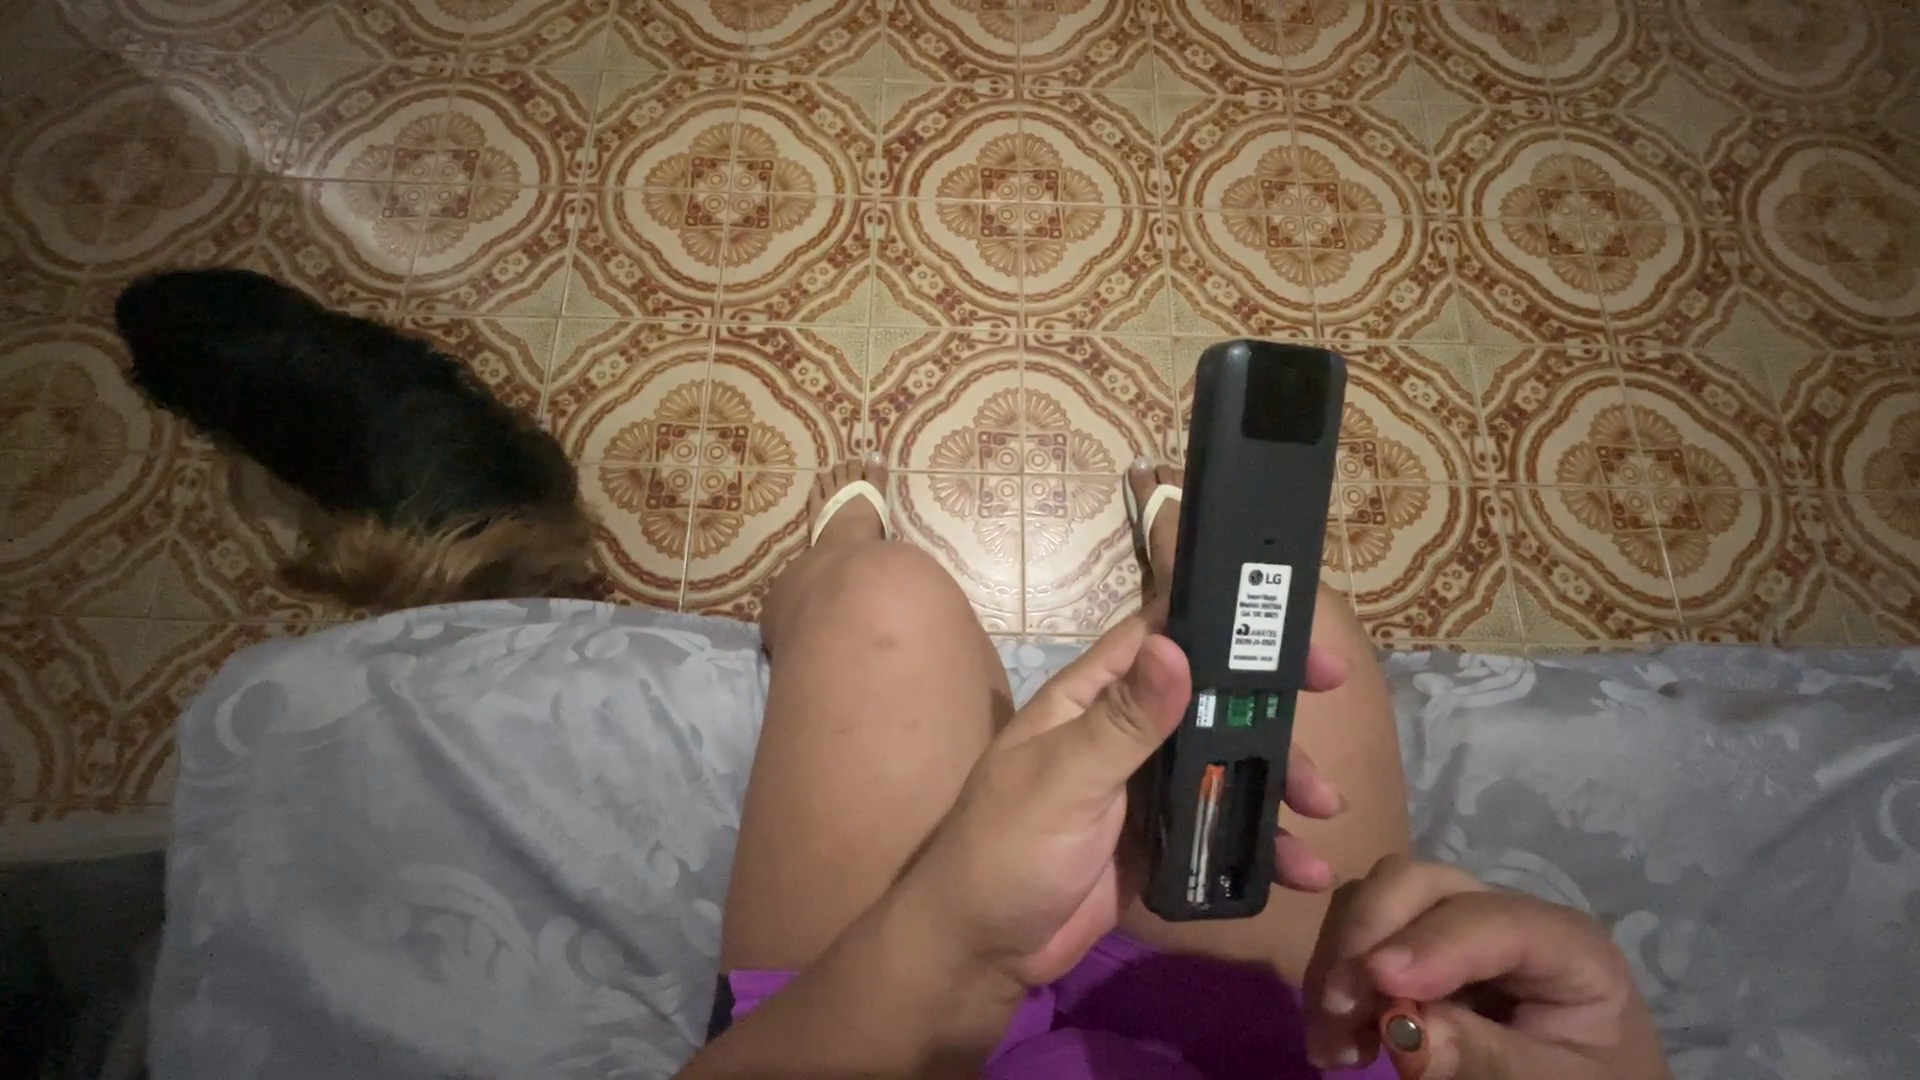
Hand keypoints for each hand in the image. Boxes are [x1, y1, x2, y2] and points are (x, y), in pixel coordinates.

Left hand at [891, 610, 1350, 992]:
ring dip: (1274, 778)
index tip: (1286, 631)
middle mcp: (1119, 734)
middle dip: (1264, 702)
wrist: (985, 949)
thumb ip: (1122, 720)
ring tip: (1323, 806)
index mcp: (1087, 700)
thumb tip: (1174, 647)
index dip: (1216, 626)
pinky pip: (1218, 830)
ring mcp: (1141, 790)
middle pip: (1203, 701)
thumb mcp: (1065, 778)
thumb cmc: (1009, 847)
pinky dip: (1258, 843)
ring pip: (1220, 765)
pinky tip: (1301, 869)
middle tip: (1332, 696)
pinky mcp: (1157, 842)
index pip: (1154, 639)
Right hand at [1302, 855, 1671, 1079]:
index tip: (1379, 982)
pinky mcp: (1407, 939)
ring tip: (1333, 1039)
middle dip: (1366, 934)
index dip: (1431, 944)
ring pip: (1370, 900)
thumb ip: (1492, 1059)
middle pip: (1414, 882)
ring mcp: (1444, 919)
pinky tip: (1336, 1035)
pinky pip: (1354, 936)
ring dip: (1340, 961)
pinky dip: (1335, 979)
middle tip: (1339, 1004)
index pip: (1488, 919)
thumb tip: (1406, 1033)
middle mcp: (1494, 910)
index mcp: (1564, 943)